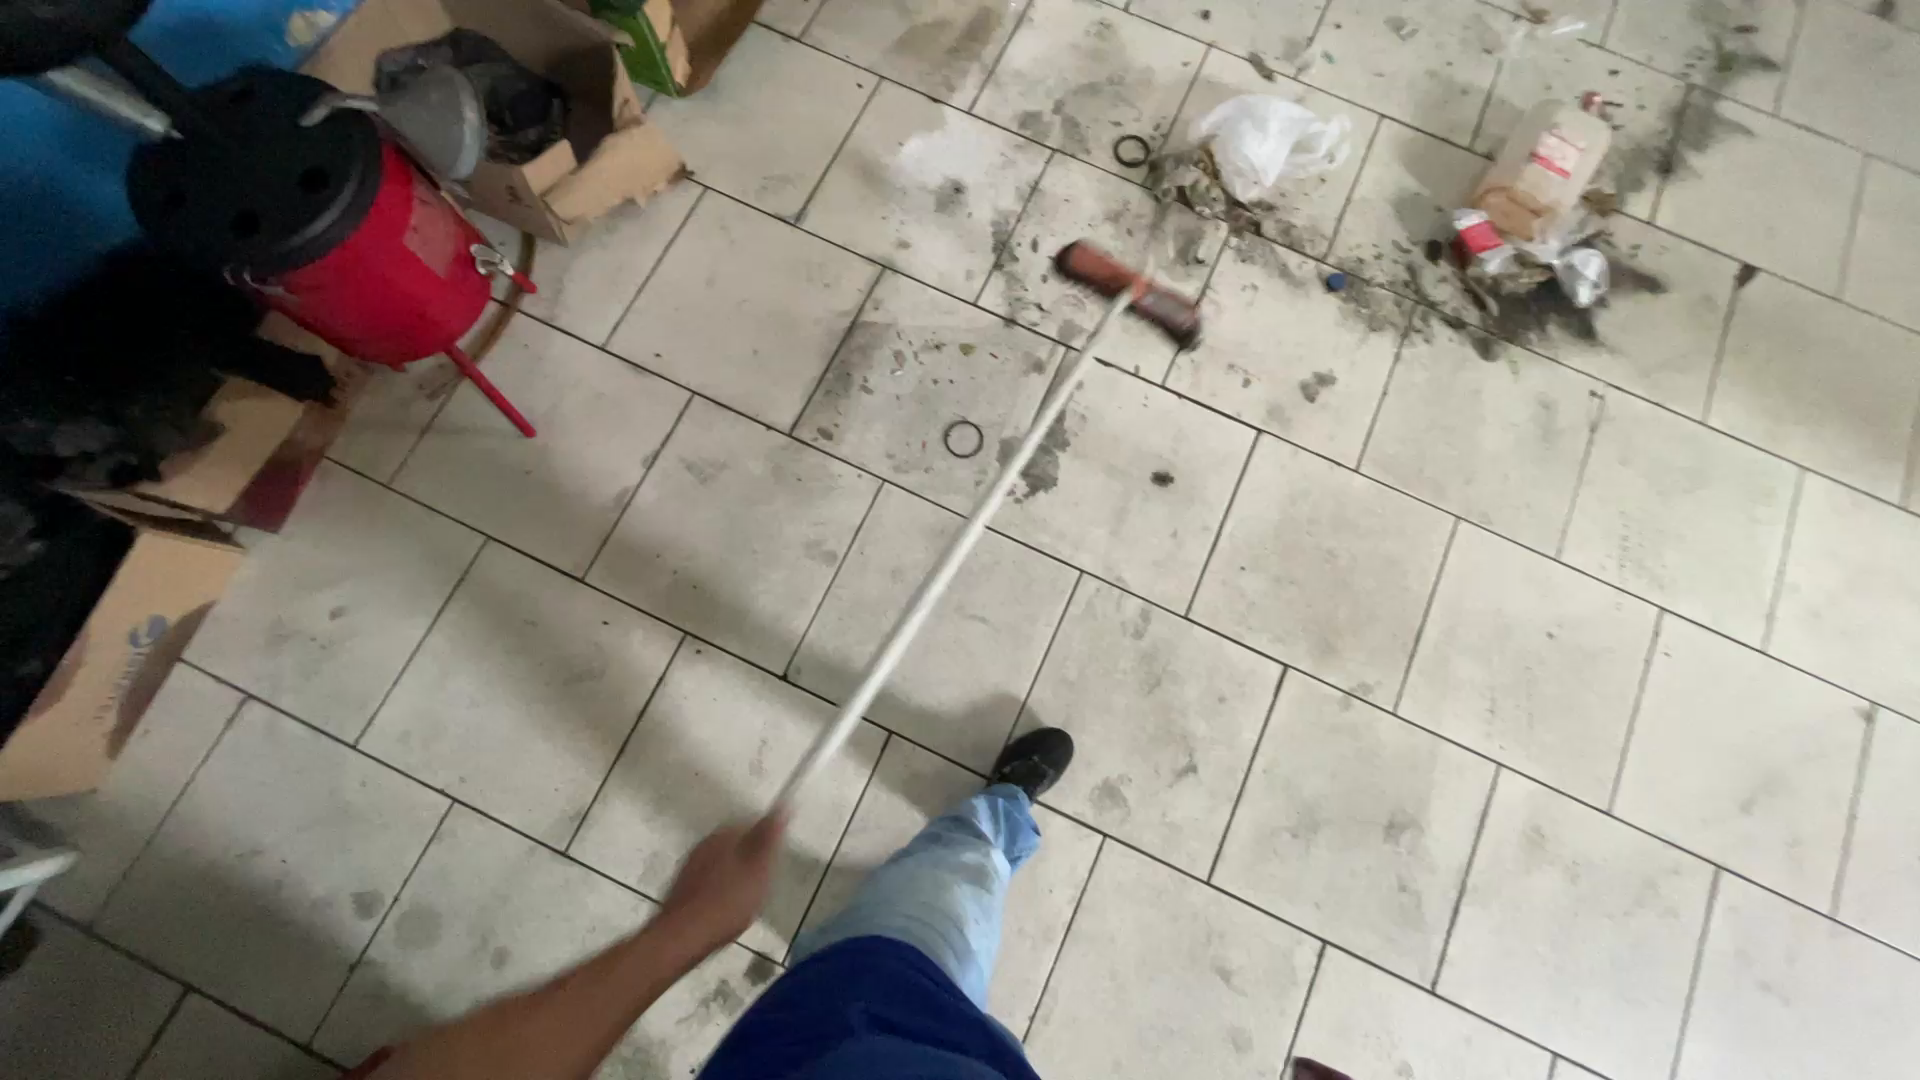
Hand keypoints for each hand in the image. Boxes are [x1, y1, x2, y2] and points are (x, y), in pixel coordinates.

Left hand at [656, 814, 786, 955]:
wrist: (681, 939)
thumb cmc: (727, 903)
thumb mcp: (760, 869)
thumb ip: (771, 837)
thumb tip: (784, 806)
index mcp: (725, 833)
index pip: (753, 822)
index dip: (767, 841)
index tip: (774, 860)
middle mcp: (705, 842)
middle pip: (736, 842)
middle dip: (750, 857)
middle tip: (764, 880)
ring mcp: (690, 865)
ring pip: (721, 861)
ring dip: (735, 873)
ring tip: (746, 898)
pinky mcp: (682, 887)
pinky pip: (709, 879)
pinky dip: (720, 888)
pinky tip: (725, 908)